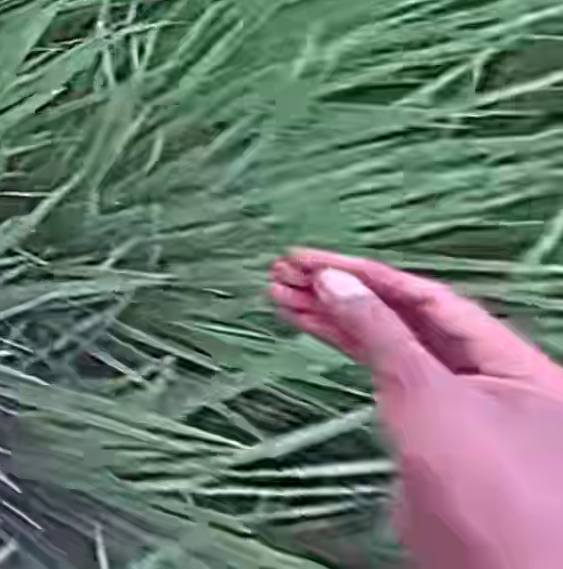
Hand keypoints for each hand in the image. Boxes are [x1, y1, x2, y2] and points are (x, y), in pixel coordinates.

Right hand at [271, 250, 562, 568]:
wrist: (490, 553)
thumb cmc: (476, 467)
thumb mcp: (423, 388)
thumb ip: (379, 328)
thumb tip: (333, 277)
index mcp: (521, 367)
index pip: (433, 300)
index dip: (367, 274)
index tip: (304, 259)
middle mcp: (495, 376)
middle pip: (409, 317)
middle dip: (343, 291)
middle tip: (282, 271)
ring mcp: (461, 397)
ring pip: (388, 338)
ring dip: (331, 312)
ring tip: (277, 291)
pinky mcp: (429, 415)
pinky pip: (381, 363)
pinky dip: (339, 339)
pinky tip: (300, 320)